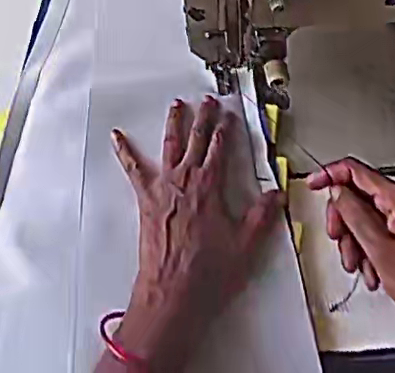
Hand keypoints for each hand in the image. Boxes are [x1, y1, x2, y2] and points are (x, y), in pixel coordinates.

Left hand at [106, 96, 283, 370]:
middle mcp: (186, 178)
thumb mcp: (246, 246)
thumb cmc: (206, 273)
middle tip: (207, 101)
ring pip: (170, 144)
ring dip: (174, 122)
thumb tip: (278, 194)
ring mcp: (164, 186)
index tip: (230, 116)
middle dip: (204, 117)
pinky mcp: (146, 198)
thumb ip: (262, 216)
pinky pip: (132, 169)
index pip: (221, 147)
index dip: (226, 129)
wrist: (172, 294)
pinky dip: (124, 151)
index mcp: (210, 185)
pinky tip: (117, 137)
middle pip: (197, 138)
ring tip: (177, 105)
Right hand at [308, 158, 394, 372]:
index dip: (331, 174)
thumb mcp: (379, 249)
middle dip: (343, 217)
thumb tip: (337, 191)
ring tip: (357, 262)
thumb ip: (354, 214)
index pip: (356, 170)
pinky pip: (377, 231)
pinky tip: (371, 269)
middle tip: (338, 236)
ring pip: (365, 215)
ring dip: (354, 238)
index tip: (314, 183)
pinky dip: (367, 248)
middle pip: (359, 193)